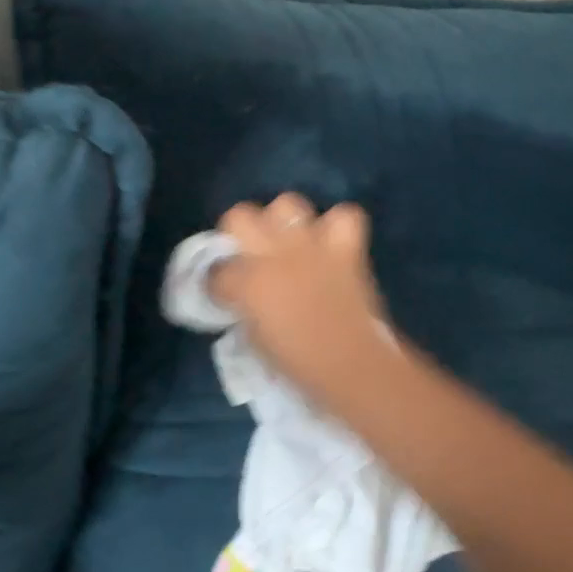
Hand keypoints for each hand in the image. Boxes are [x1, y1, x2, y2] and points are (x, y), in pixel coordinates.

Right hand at [208, 194, 392, 396]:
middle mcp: (275, 254)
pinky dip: (336, 226)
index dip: (217, 283)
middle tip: (247, 257)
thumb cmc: (299, 366)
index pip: (216, 271)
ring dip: (283, 221)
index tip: (223, 295)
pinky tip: (329, 244)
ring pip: (287, 204)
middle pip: (240, 216)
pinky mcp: (345, 248)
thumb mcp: (255, 342)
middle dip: (237, 233)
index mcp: (248, 283)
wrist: (355, 368)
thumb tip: (244, 302)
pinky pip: (343, 215)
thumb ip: (244, 312)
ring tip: (288, 243)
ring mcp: (312, 246)